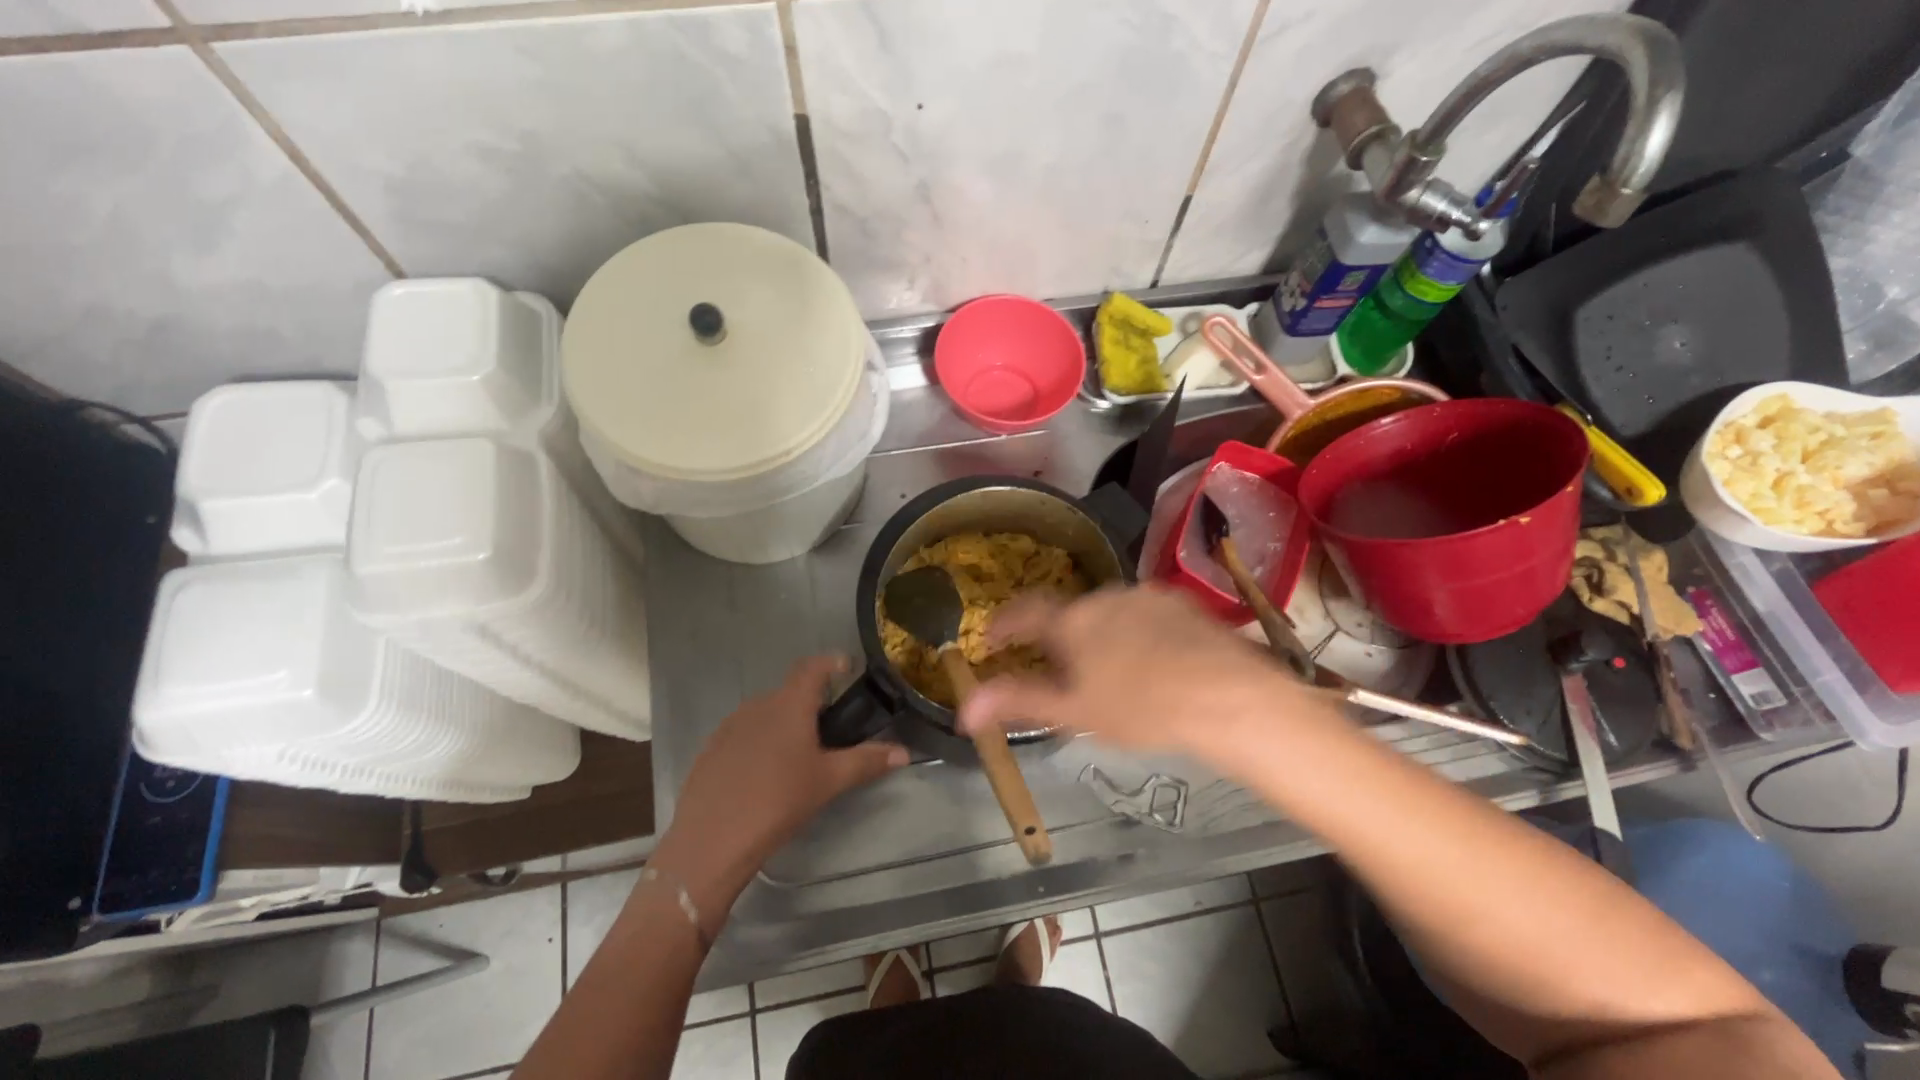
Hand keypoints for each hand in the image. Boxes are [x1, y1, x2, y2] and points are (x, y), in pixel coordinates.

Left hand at [649, 657, 904, 930]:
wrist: (713, 838)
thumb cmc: (779, 800)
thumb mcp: (829, 781)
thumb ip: (866, 762)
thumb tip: (904, 752)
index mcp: (788, 704)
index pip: (812, 668)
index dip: (831, 662)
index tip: (847, 667)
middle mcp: (757, 706)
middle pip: (789, 693)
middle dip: (810, 704)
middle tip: (830, 729)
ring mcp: (729, 727)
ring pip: (764, 715)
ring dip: (783, 724)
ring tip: (799, 755)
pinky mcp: (711, 750)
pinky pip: (743, 735)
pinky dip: (760, 743)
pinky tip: (765, 775)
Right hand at [957, 585, 1326, 757]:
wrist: (1228, 697)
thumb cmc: (1141, 709)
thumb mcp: (1074, 712)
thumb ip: (1018, 702)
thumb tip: (965, 708)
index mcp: (1073, 620)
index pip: (1025, 611)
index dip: (1005, 623)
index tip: (993, 636)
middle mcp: (1107, 597)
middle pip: (1071, 614)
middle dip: (1060, 638)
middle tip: (1062, 672)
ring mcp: (1149, 597)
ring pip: (1111, 614)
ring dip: (1102, 635)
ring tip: (1111, 672)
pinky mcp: (1185, 605)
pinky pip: (1147, 616)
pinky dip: (1138, 634)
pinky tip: (1154, 665)